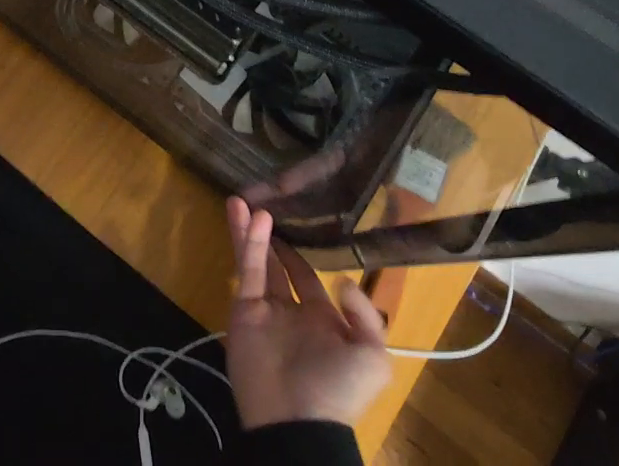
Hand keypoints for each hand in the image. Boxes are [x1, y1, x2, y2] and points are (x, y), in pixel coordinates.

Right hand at [223, 196, 390, 430]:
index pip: (311, 281)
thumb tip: (341, 281)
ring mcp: (265, 309)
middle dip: (272, 240)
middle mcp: (292, 311)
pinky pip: (247, 270)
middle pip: (278, 267)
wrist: (296, 418)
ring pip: (258, 262)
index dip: (304, 258)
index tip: (299, 228)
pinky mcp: (244, 308)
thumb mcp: (373, 357)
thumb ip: (364, 316)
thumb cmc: (339, 387)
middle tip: (264, 207)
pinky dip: (248, 243)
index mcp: (323, 322)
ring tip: (245, 200)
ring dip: (252, 232)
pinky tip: (247, 216)